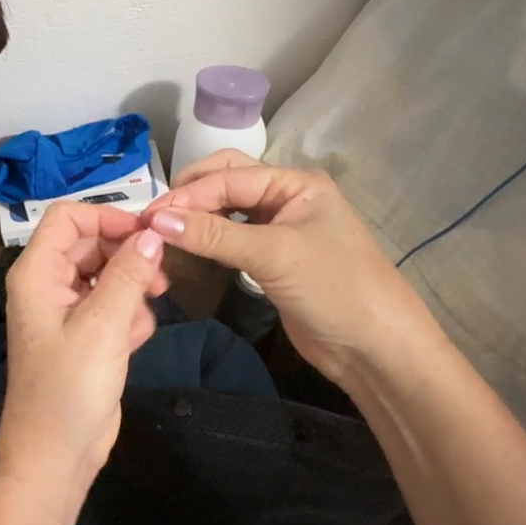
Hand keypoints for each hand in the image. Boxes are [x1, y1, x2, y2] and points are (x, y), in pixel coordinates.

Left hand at [0, 202, 167, 492]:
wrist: (56, 454)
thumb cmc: (70, 387)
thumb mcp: (103, 325)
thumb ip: (128, 275)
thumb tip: (152, 234)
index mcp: (37, 273)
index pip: (67, 218)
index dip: (106, 217)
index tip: (146, 233)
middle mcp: (48, 285)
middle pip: (91, 244)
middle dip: (126, 257)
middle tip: (160, 278)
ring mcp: (66, 312)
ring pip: (107, 276)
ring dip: (131, 291)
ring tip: (142, 318)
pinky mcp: (85, 336)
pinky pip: (112, 306)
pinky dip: (127, 317)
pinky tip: (133, 342)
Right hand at [142, 150, 440, 382]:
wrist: (375, 349)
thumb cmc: (334, 288)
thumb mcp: (272, 255)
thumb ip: (214, 235)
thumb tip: (156, 221)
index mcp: (296, 183)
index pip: (229, 175)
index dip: (188, 194)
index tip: (149, 217)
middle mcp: (287, 198)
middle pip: (226, 183)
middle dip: (190, 197)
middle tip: (153, 220)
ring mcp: (280, 229)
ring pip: (227, 211)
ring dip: (197, 217)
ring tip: (162, 233)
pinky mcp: (273, 259)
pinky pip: (232, 238)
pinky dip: (207, 240)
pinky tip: (187, 248)